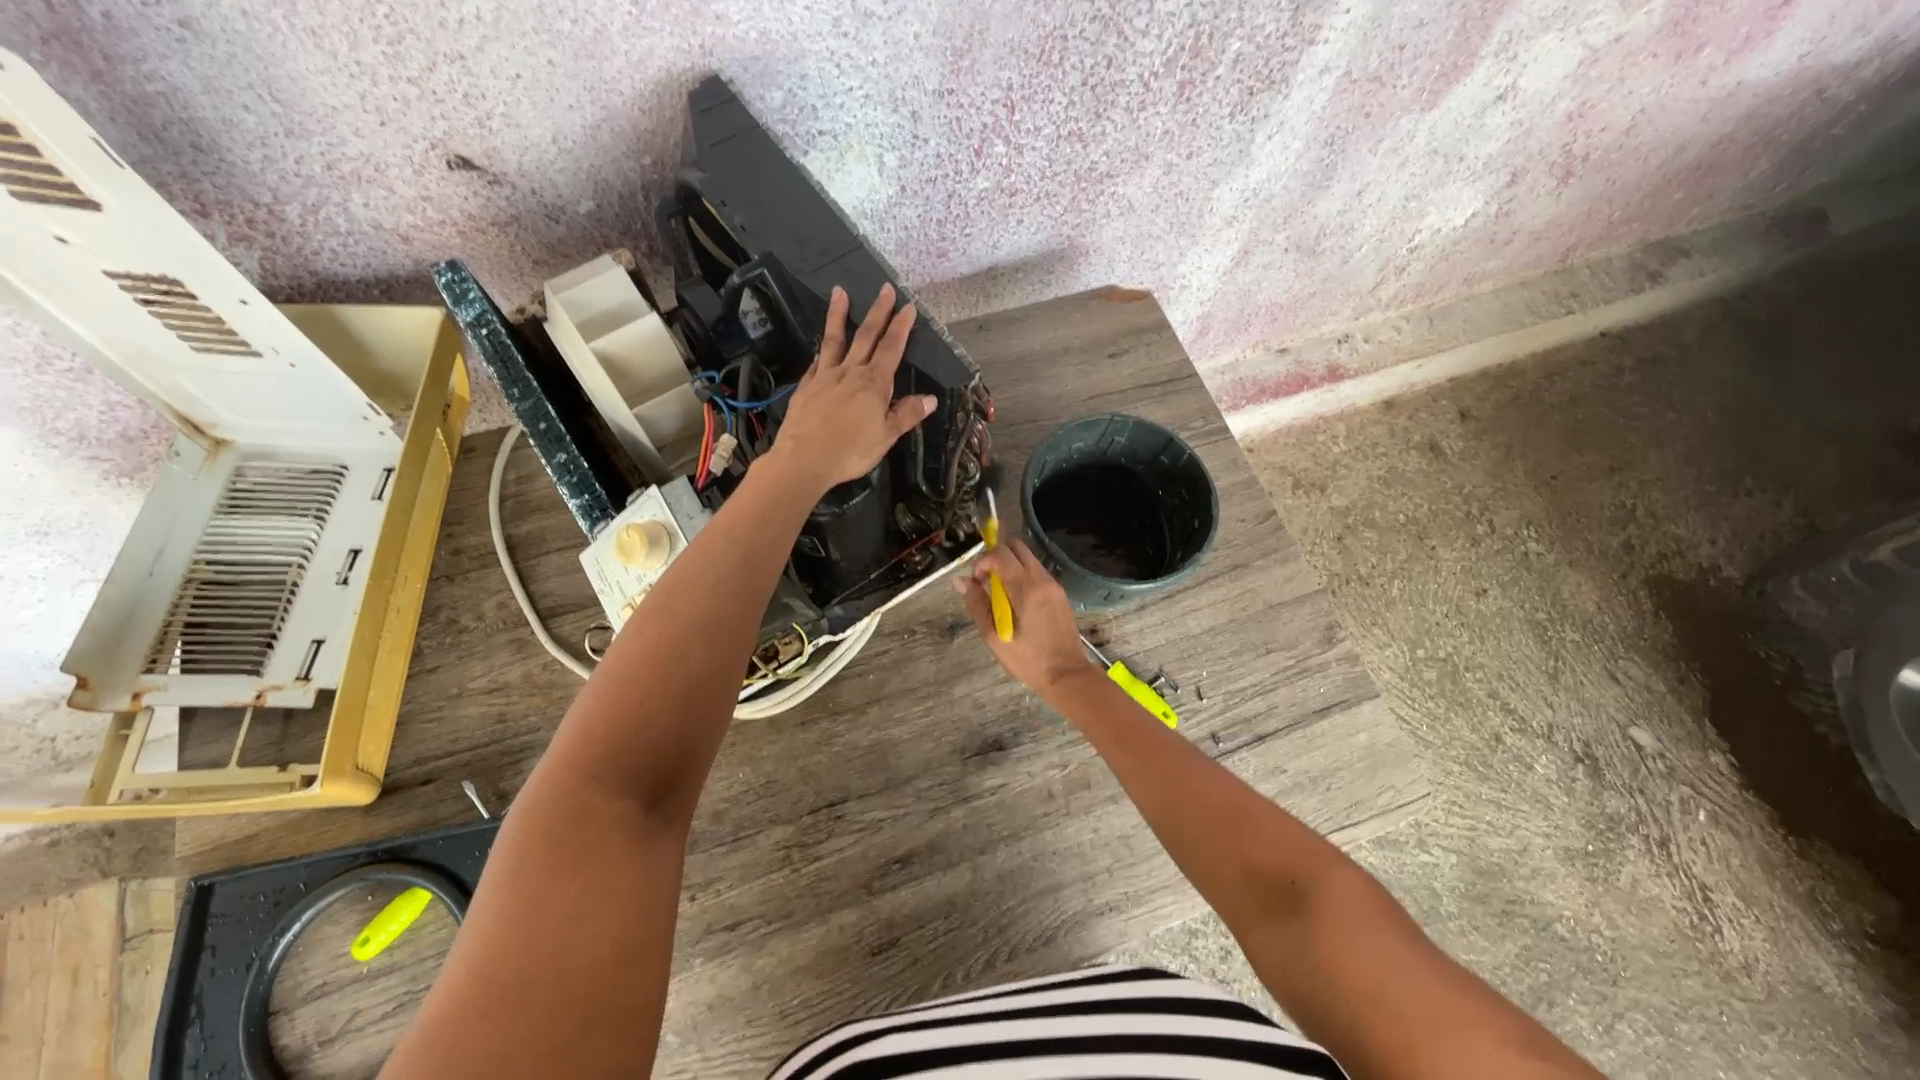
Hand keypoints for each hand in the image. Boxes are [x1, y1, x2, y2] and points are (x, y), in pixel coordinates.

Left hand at [765, 284, 935, 493]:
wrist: (803, 460)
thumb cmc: (850, 452)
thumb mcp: (886, 437)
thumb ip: (907, 414)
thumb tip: (931, 399)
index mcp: (874, 384)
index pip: (892, 348)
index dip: (901, 326)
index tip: (909, 306)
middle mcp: (850, 372)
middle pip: (866, 336)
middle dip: (878, 311)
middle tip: (885, 288)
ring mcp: (825, 376)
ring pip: (835, 339)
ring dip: (839, 314)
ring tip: (839, 292)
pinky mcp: (807, 386)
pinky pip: (817, 361)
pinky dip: (822, 348)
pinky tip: (822, 344)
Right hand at [954, 540, 1098, 695]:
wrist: (1067, 674)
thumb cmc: (1028, 660)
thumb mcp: (994, 636)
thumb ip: (977, 604)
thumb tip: (961, 581)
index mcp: (1026, 589)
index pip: (1001, 553)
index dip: (982, 562)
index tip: (977, 582)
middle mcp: (1042, 580)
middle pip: (1016, 547)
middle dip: (996, 558)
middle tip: (987, 582)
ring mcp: (1054, 585)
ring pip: (1028, 558)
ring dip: (1010, 567)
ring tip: (1001, 596)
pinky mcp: (1060, 594)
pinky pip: (1037, 573)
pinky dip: (1022, 577)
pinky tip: (1017, 603)